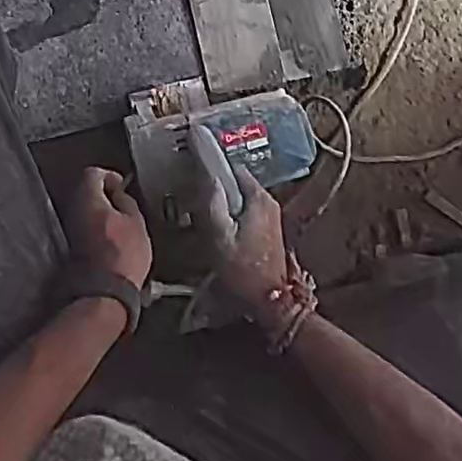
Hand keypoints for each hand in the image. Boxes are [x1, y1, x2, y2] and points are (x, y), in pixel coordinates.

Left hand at [67, 168, 151, 287]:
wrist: (105, 292)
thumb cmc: (122, 255)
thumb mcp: (136, 222)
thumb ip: (126, 201)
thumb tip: (119, 194)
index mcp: (88, 199)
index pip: (92, 173)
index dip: (110, 175)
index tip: (121, 185)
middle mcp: (73, 210)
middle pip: (86, 191)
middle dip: (104, 194)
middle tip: (123, 203)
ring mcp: (70, 228)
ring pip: (85, 209)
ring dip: (101, 211)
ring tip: (120, 222)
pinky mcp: (72, 246)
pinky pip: (85, 226)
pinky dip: (97, 226)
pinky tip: (112, 237)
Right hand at [200, 165, 289, 331]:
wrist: (269, 301)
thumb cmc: (241, 268)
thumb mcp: (220, 236)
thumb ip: (213, 203)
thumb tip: (209, 176)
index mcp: (258, 198)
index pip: (232, 167)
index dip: (212, 162)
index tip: (192, 159)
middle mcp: (268, 201)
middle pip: (236, 180)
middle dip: (215, 179)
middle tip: (191, 182)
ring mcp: (270, 215)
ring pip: (240, 194)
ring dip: (222, 195)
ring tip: (198, 199)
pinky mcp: (268, 228)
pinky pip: (245, 207)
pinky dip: (230, 206)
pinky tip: (214, 217)